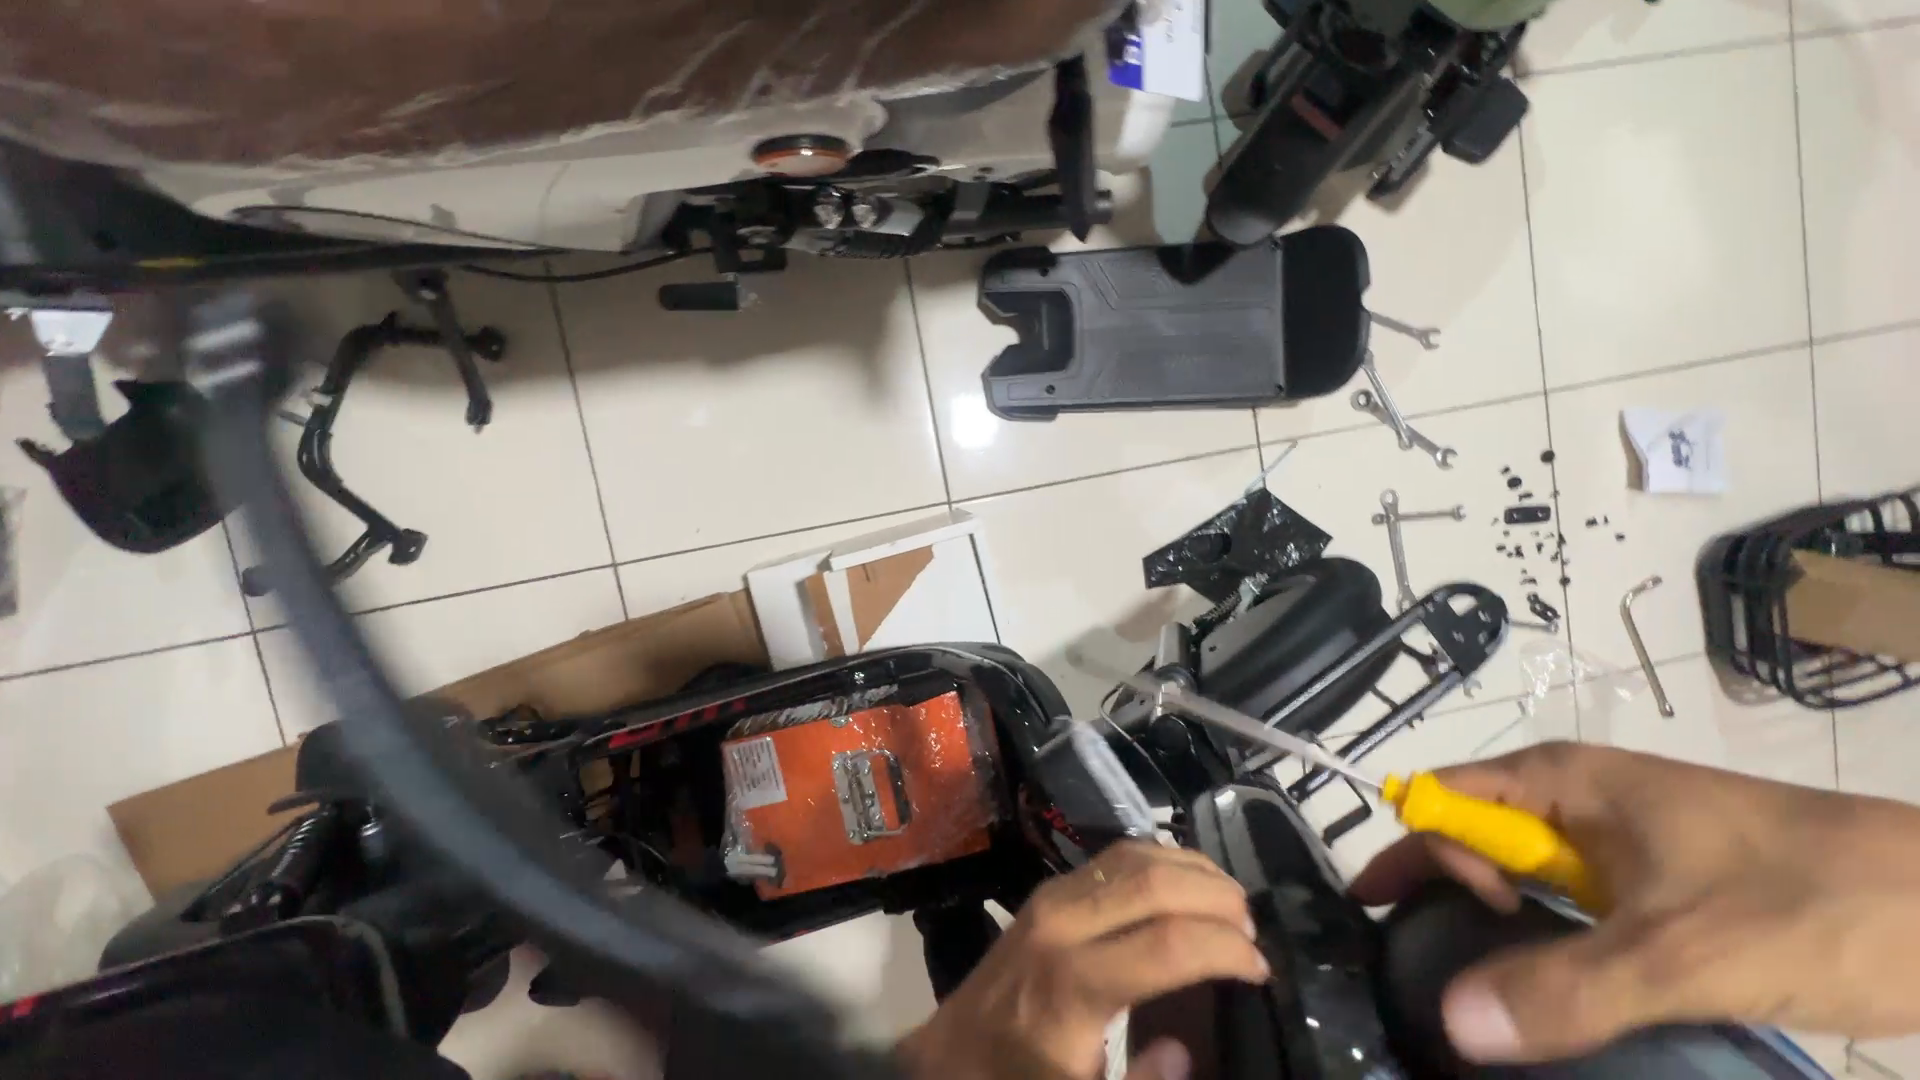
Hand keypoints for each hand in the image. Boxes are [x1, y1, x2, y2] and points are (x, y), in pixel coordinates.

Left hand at [897, 841, 1268, 1079]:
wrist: (948, 1057)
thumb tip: (1183, 1048)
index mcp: (1074, 984)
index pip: (1169, 943)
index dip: (1226, 950)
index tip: (1260, 971)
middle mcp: (1064, 923)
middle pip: (1154, 884)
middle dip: (1216, 898)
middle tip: (1253, 930)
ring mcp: (1053, 897)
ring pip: (1134, 857)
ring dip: (1192, 870)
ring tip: (1232, 902)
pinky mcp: (1049, 890)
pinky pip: (1114, 856)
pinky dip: (1161, 859)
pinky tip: (1186, 881)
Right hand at [1350, 741, 1919, 1064]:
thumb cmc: (1818, 902)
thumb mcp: (1685, 954)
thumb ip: (1566, 989)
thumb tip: (1453, 1024)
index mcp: (1558, 780)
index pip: (1441, 800)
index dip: (1424, 854)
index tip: (1433, 922)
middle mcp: (1574, 799)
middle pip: (1472, 834)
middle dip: (1442, 891)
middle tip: (1430, 961)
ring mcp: (1620, 841)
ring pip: (1522, 875)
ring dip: (1497, 926)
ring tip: (1488, 992)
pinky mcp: (1660, 883)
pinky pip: (1574, 905)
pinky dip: (1552, 946)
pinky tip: (1562, 996)